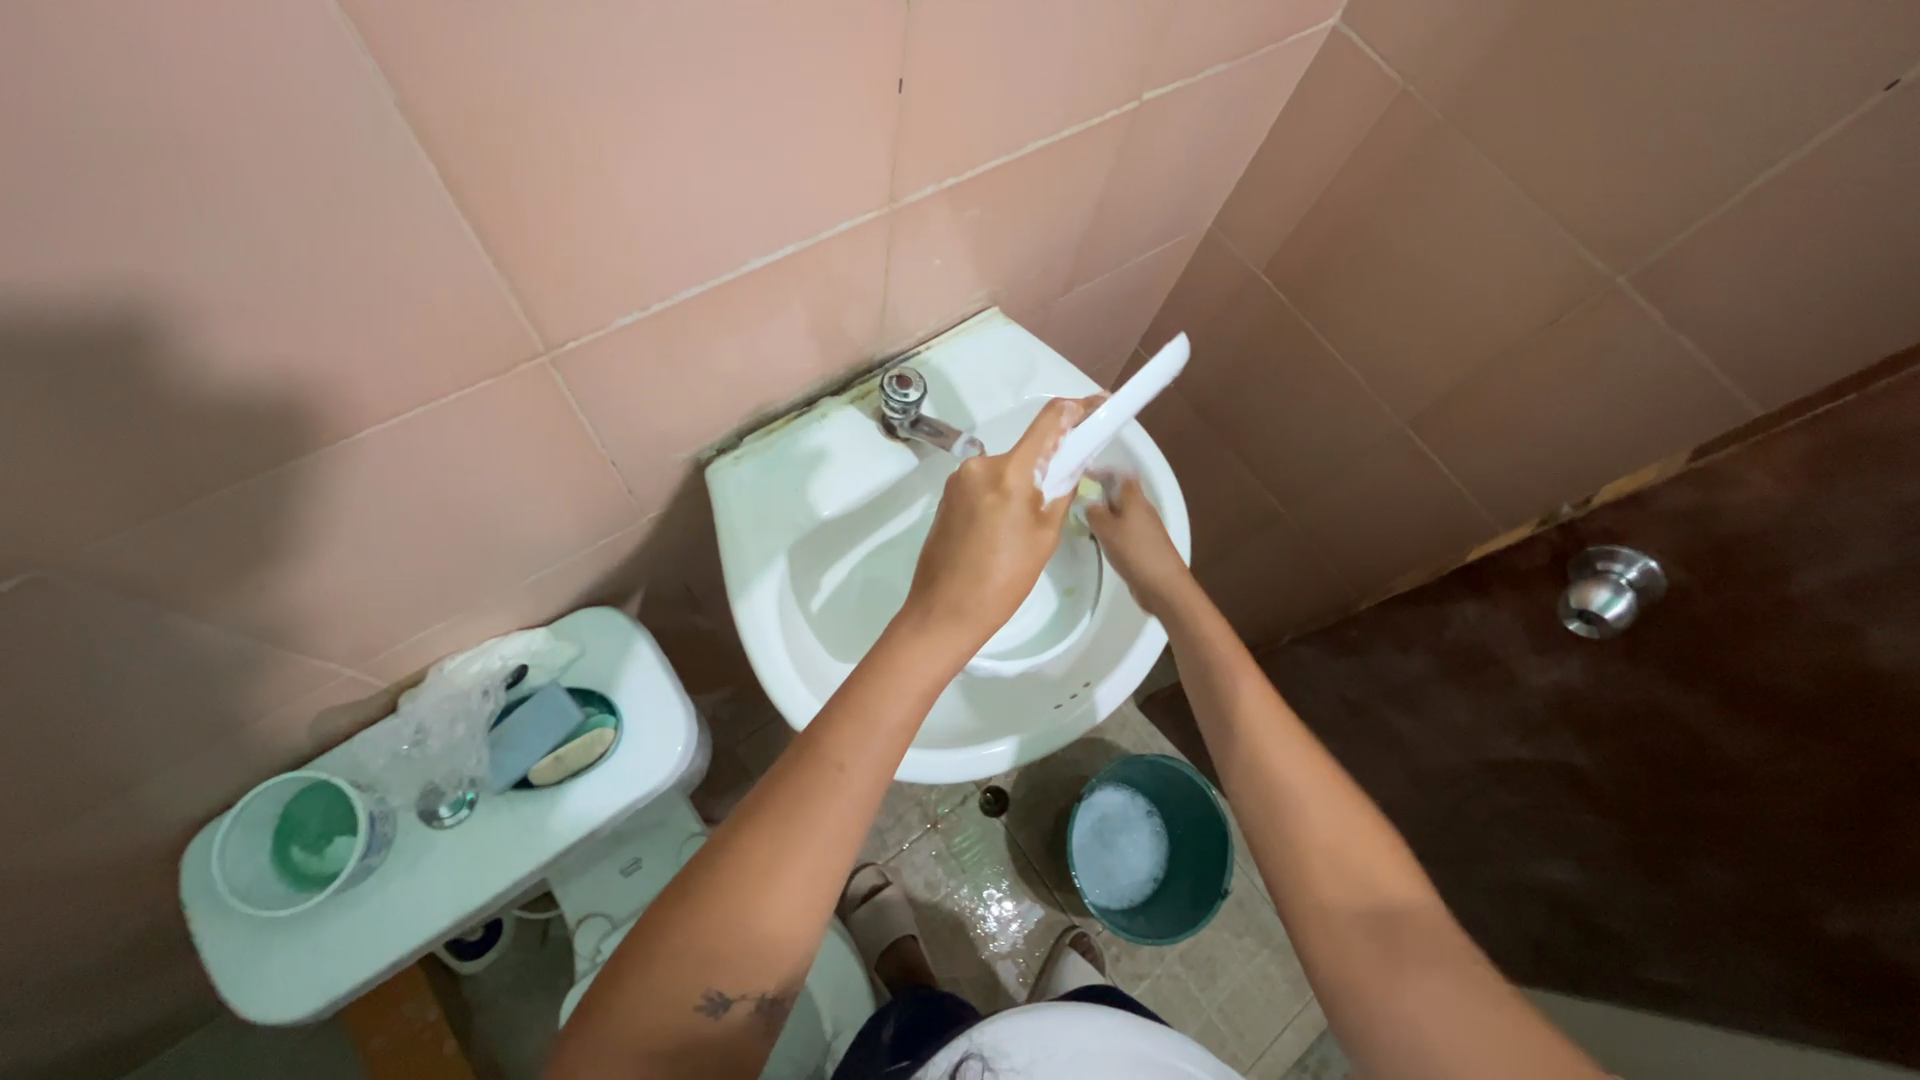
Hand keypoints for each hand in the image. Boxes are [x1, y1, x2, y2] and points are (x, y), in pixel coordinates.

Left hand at [899, 396, 1099, 652]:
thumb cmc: (1003, 580)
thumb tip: (1073, 461)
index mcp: (1009, 471)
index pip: (1049, 420)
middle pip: (1026, 450)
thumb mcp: (1045, 536)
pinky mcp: (947, 497)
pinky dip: (1001, 498)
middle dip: (1047, 468)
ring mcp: (959, 480)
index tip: (1098, 407)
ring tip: (1023, 532)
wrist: (944, 611)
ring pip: (1005, 471)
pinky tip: (1001, 534)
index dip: (1078, 409)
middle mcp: (980, 465)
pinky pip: (986, 486)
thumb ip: (1059, 491)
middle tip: (1057, 503)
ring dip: (1022, 486)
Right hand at [1085, 474, 1193, 618]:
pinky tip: (1098, 540)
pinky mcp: (1144, 545)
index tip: (1083, 475)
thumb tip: (1089, 502)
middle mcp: (1142, 509)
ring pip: (1121, 513)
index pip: (1121, 475)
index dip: (1103, 471)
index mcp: (1135, 499)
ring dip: (1104, 514)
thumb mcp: (1107, 529)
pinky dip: (1110, 531)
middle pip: (1120, 494)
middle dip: (1100, 494)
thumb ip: (1094, 512)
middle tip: (1077, 500)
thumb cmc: (1134, 551)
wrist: (1162, 585)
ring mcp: (1145, 528)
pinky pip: (1123, 530)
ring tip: (1083, 521)